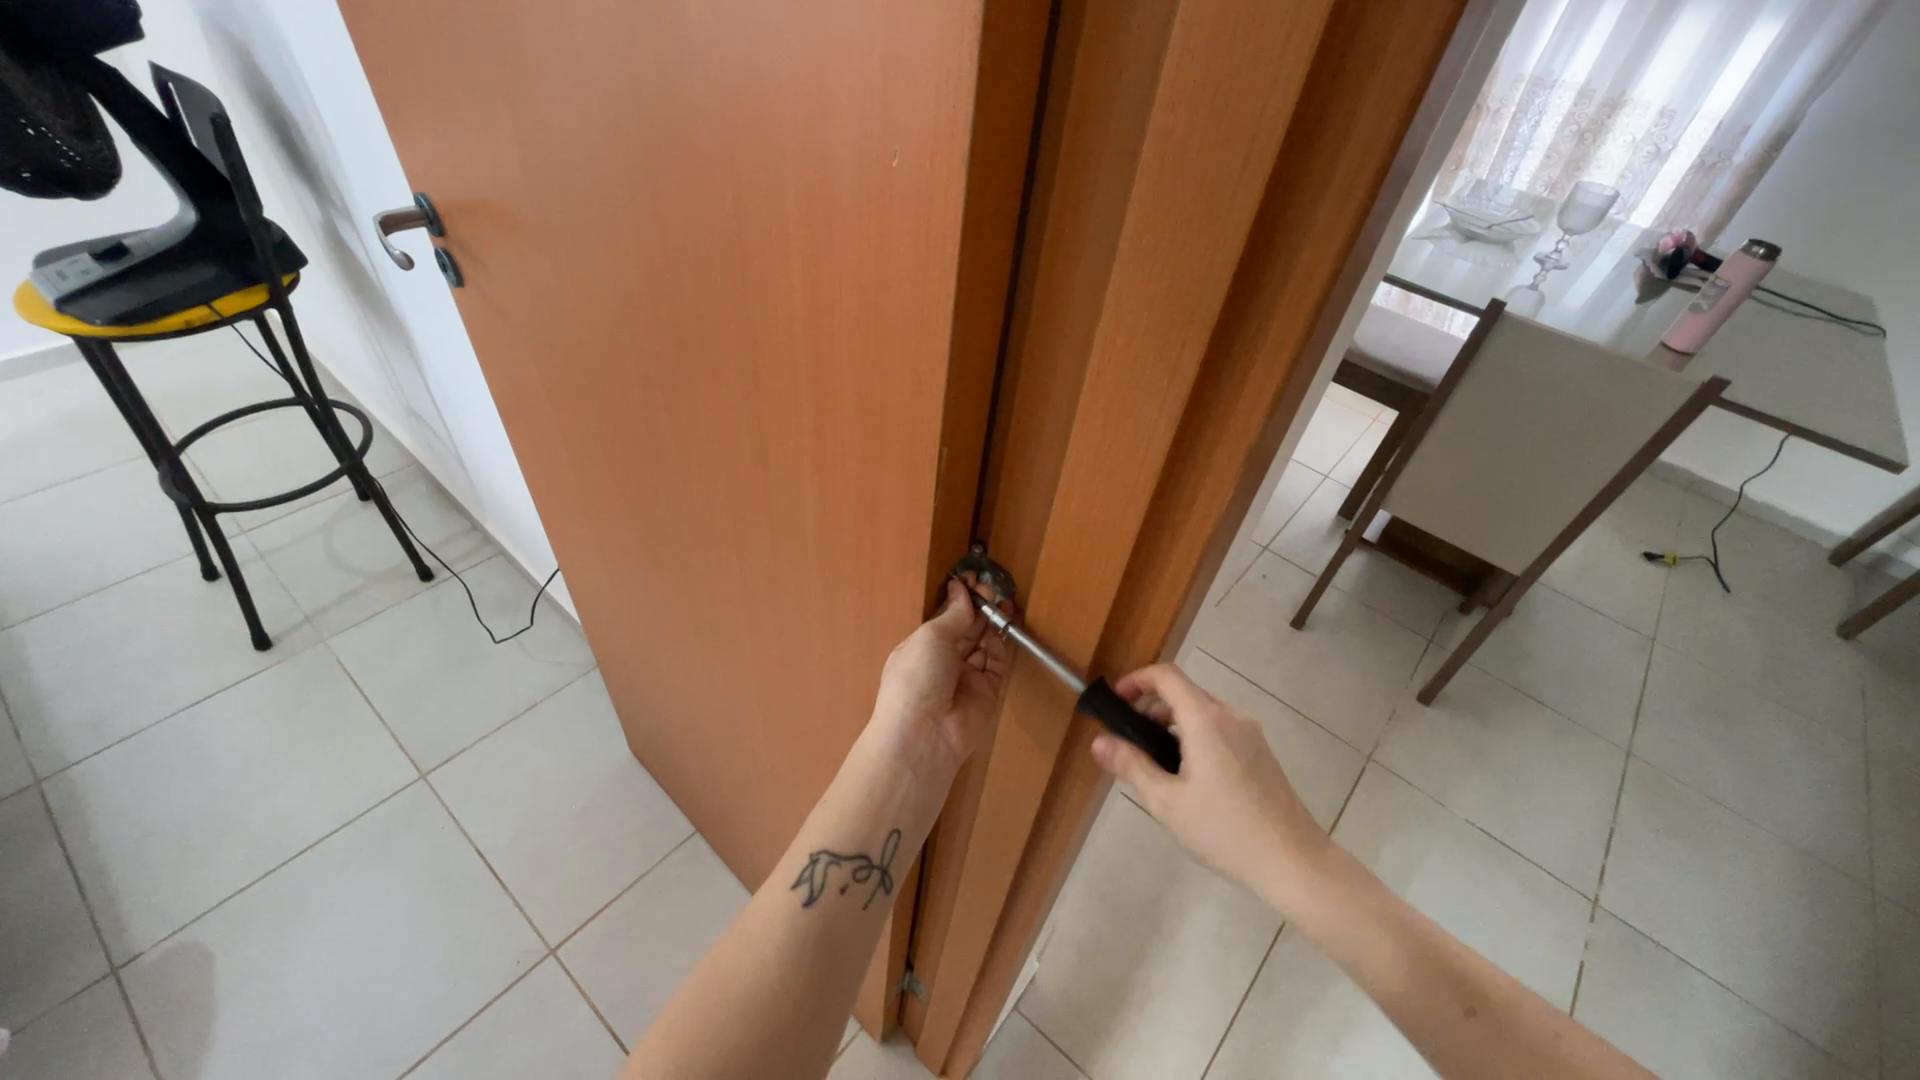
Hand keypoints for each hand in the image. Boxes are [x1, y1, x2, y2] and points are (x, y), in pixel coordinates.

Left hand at [869, 580, 1010, 778]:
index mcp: (921, 647)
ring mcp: (966, 678)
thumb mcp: (930, 637)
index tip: (972, 580)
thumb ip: (952, 615)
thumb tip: (960, 589)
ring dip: (992, 624)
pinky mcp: (986, 692)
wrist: (925, 732)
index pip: (944, 618)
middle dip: (978, 609)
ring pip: (983, 645)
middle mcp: (943, 662)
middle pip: (965, 630)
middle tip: (992, 587)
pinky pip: (997, 665)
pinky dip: (1001, 646)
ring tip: (1003, 601)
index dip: (958, 600)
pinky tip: (1003, 627)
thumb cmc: (917, 677)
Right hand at [1091, 664, 1329, 910]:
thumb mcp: (1167, 802)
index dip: (1136, 680)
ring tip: (1153, 763)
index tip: (1115, 703)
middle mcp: (1231, 717)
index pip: (1166, 676)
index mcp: (1206, 721)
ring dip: (1171, 723)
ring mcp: (1250, 733)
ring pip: (1201, 711)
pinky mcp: (1260, 752)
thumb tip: (1099, 741)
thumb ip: (1131, 766)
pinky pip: (1218, 728)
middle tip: (1127, 741)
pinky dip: (1193, 735)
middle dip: (1150, 707)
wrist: (1294, 862)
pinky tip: (1186, 776)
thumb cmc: (1225, 831)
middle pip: (1184, 692)